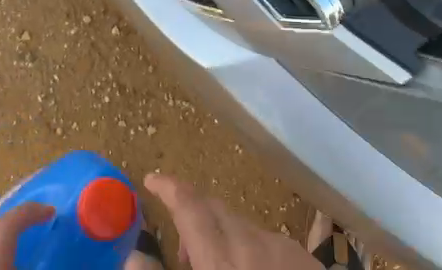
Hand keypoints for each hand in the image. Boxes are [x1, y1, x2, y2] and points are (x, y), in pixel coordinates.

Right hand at [144, 174, 322, 269]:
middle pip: (216, 210)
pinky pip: (271, 242)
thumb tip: (134, 255)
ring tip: (217, 269)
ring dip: (224, 235)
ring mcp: (283, 251)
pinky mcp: (306, 262)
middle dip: (194, 214)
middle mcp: (252, 245)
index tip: (151, 180)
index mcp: (220, 261)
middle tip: (180, 246)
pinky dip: (253, 249)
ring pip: (244, 226)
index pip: (189, 207)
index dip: (169, 188)